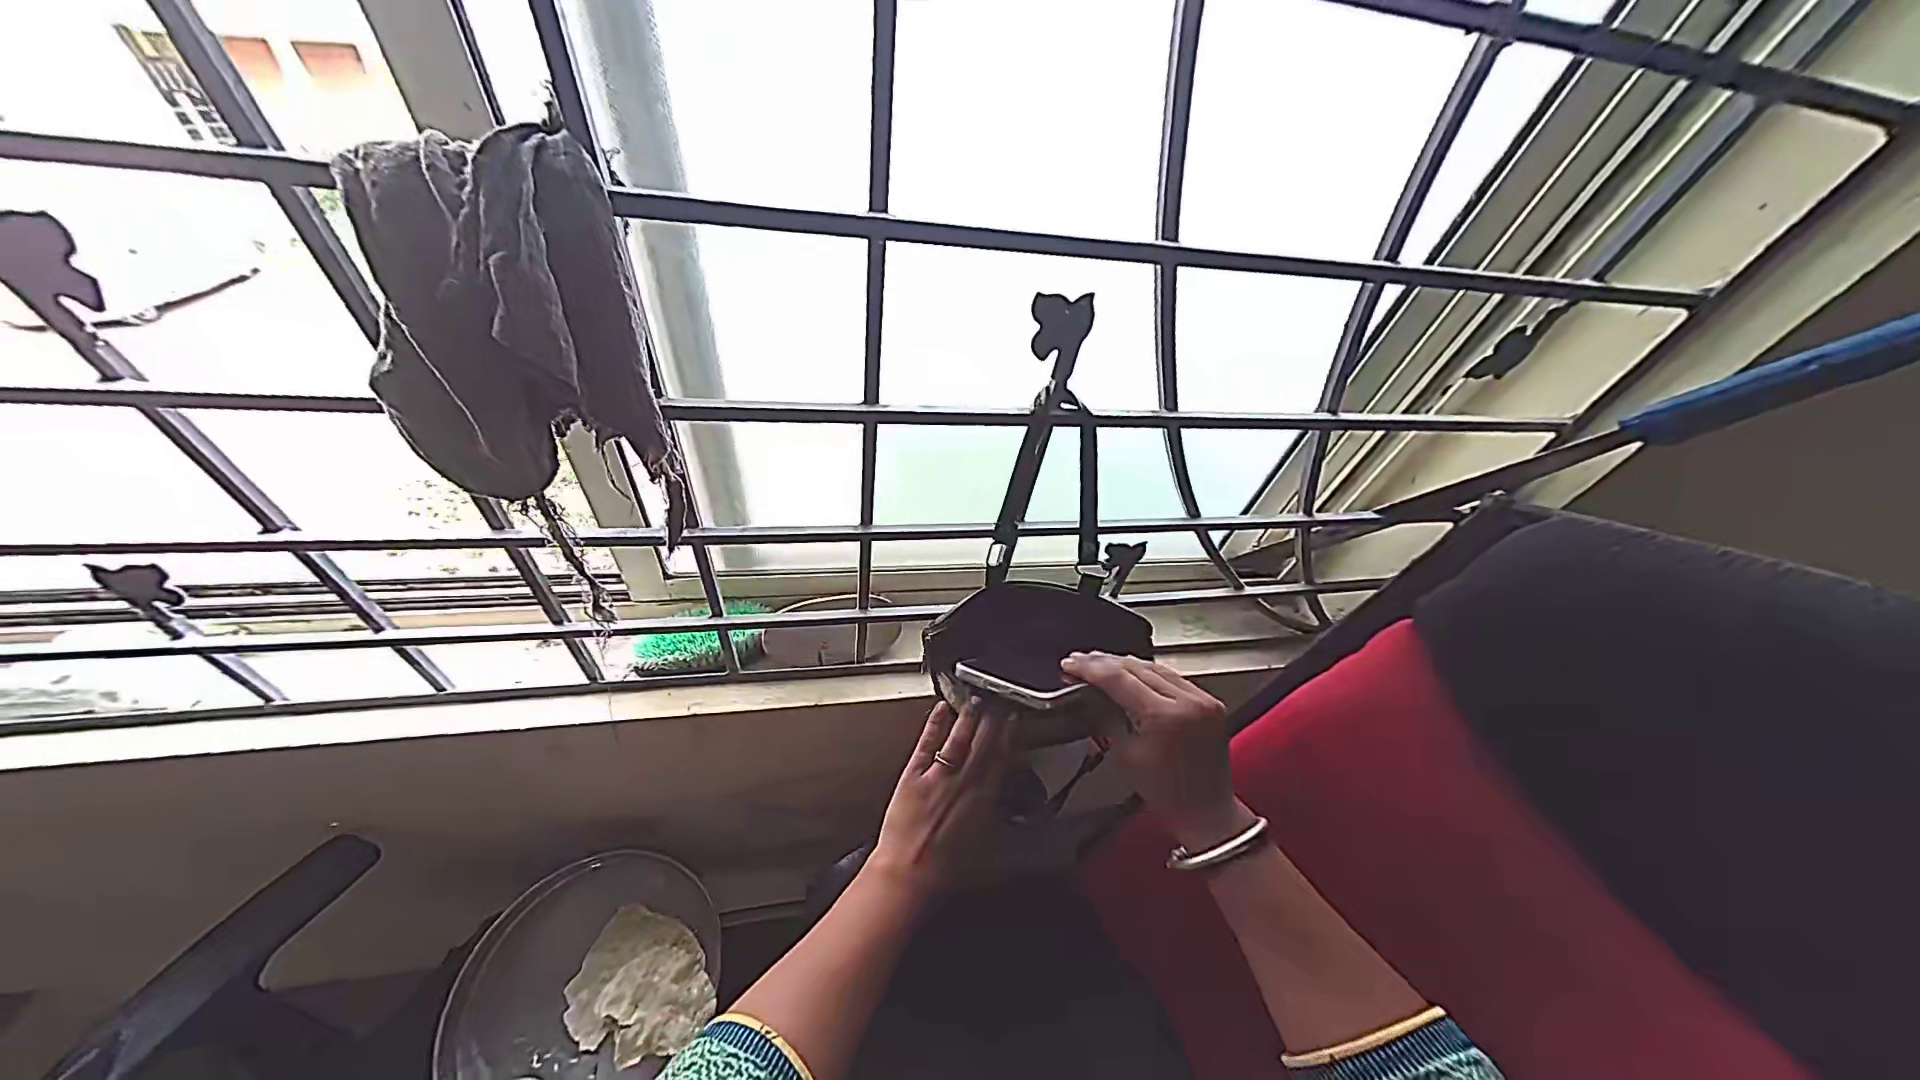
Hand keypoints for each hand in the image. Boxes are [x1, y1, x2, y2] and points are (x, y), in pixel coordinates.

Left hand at [870, 697, 1013, 894]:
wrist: (909, 875)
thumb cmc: (944, 868)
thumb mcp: (982, 842)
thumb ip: (994, 814)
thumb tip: (1004, 800)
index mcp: (983, 800)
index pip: (1000, 759)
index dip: (1009, 736)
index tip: (1014, 719)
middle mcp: (963, 785)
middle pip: (983, 744)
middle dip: (993, 719)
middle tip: (999, 700)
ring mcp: (938, 777)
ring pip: (959, 739)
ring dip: (969, 717)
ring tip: (976, 700)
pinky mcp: (913, 776)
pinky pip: (927, 743)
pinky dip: (935, 724)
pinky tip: (941, 709)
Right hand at [1061, 652, 1251, 845]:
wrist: (1207, 811)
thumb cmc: (1169, 794)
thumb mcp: (1125, 757)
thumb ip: (1108, 719)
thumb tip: (1092, 695)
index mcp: (1165, 717)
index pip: (1118, 679)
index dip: (1089, 669)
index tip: (1071, 664)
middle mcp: (1188, 702)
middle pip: (1135, 667)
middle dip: (1103, 663)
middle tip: (1079, 662)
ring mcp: (1202, 700)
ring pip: (1153, 667)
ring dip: (1124, 664)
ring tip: (1100, 664)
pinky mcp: (1208, 702)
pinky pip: (1172, 676)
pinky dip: (1148, 672)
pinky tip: (1132, 671)